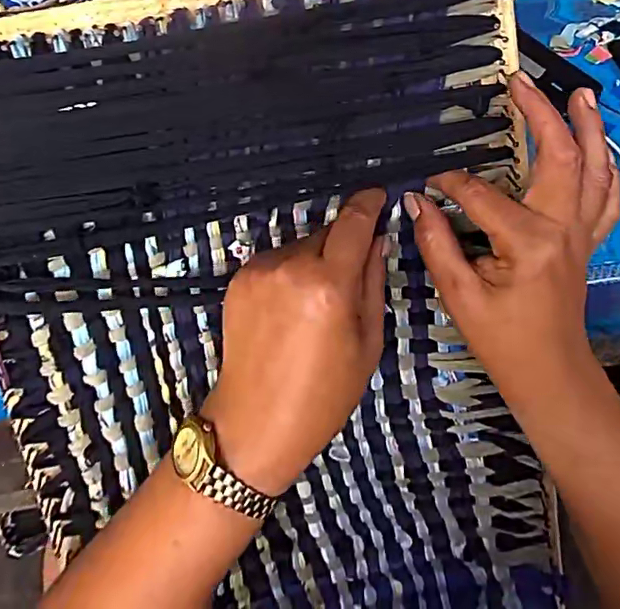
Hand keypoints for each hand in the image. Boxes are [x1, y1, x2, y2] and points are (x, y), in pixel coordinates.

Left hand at [199, 188, 388, 496]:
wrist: (255, 423)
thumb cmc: (324, 394)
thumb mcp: (367, 343)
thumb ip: (372, 281)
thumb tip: (377, 238)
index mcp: (329, 286)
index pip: (353, 223)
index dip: (368, 203)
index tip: (378, 195)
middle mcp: (292, 267)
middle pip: (328, 233)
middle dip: (343, 244)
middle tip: (349, 279)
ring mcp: (261, 270)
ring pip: (302, 246)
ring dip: (316, 260)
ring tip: (314, 305)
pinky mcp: (240, 278)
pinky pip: (278, 260)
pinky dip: (290, 272)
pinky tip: (289, 310)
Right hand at [408, 73, 618, 400]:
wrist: (552, 374)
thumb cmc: (504, 341)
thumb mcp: (460, 296)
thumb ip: (437, 242)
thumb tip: (417, 199)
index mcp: (530, 242)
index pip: (480, 194)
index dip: (449, 183)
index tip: (428, 181)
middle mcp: (564, 227)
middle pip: (559, 156)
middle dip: (540, 113)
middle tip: (520, 80)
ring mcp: (583, 232)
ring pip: (595, 169)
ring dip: (589, 128)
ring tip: (579, 93)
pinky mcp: (589, 240)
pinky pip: (606, 198)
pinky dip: (605, 168)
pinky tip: (601, 147)